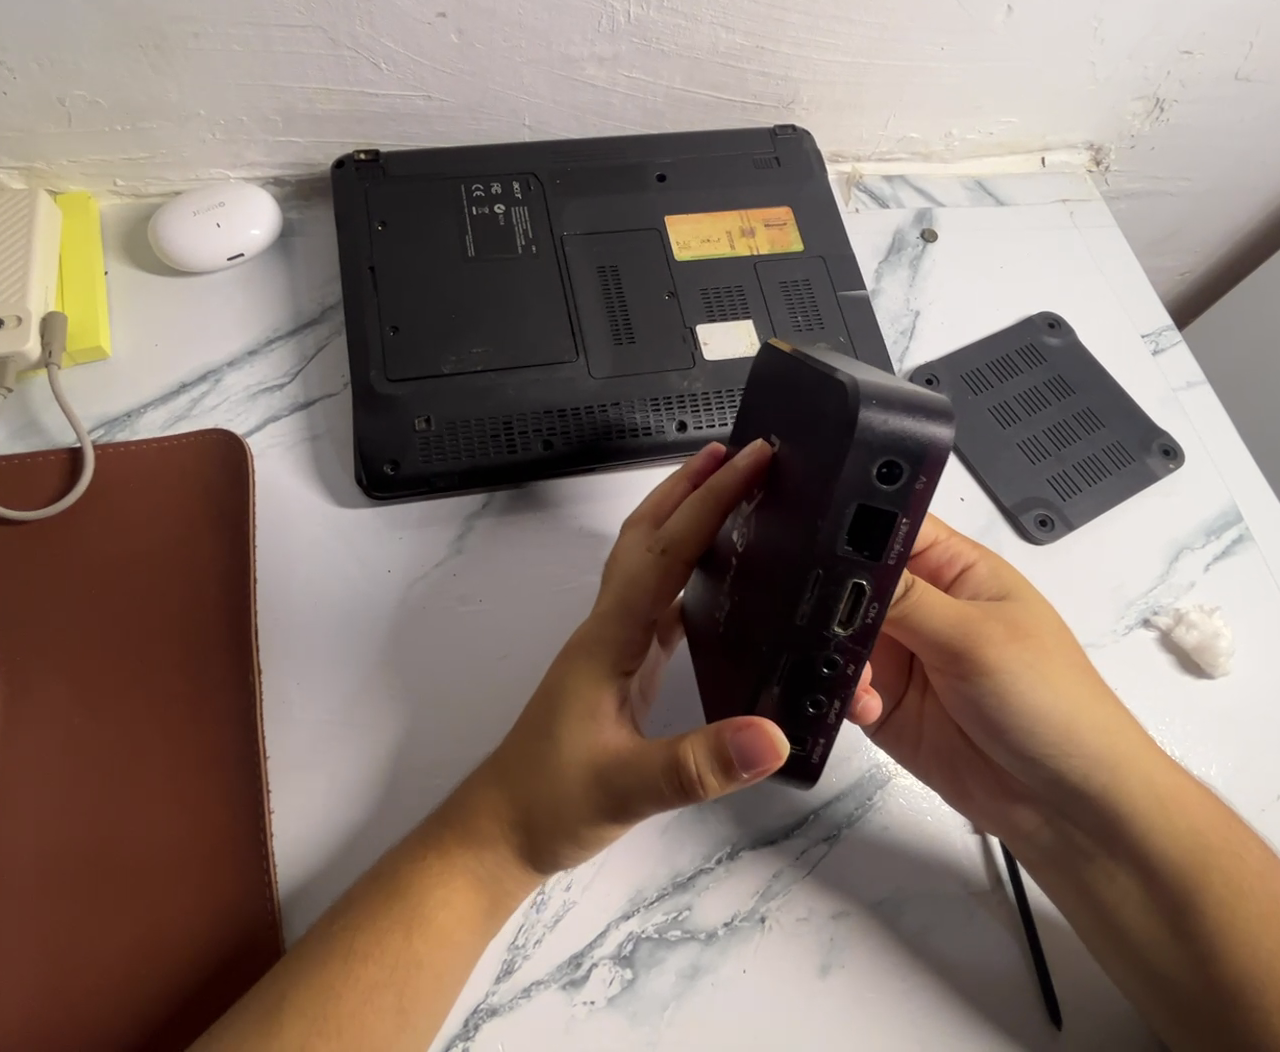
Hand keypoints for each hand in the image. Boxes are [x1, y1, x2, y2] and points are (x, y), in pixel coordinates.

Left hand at [452, 440, 878, 878]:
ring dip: (684, 519)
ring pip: (649, 561)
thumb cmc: (552, 801)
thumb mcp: (628, 788)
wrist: (503, 827)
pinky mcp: (620, 667)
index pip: (666, 551)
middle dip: (689, 487)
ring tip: (728, 494)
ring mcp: (613, 645)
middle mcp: (610, 626)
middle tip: (736, 452)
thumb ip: (699, 764)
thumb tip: (775, 735)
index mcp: (610, 637)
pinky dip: (687, 572)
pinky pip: (657, 600)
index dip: (710, 501)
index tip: (753, 461)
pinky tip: (716, 579)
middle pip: (647, 535)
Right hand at [859, 514, 1169, 848]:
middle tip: (827, 623)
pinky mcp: (883, 700)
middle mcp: (921, 605)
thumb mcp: (976, 639)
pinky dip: (841, 692)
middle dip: (832, 599)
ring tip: (861, 681)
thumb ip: (907, 600)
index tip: (808, 538)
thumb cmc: (1047, 700)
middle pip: (853, 581)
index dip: (849, 523)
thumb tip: (842, 563)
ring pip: (839, 634)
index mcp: (953, 569)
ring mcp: (900, 654)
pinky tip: (865, 708)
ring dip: (836, 652)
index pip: (889, 527)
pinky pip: (842, 683)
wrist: (1066, 802)